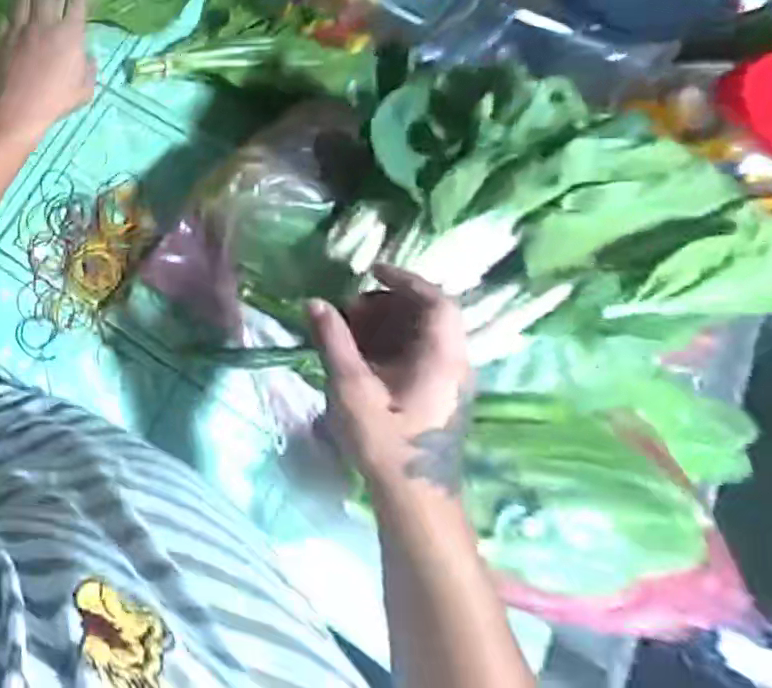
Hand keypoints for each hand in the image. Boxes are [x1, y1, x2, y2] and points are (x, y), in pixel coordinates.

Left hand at [0, 0, 95, 141]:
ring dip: (29, 2)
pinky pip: (5, 18)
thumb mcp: (84, 90)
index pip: (77, 0)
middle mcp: (45, 24)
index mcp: (70, 33)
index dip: (78, 0)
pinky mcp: (1, 37)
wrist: (20, 110)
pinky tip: (13, 29)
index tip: (77, 6)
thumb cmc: (56, 101)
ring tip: (30, 12)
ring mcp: (20, 28)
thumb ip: (90, 69)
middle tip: (52, 9)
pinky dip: (10, 21)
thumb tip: (88, 57)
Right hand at [308, 266, 471, 497]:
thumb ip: (335, 341)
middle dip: (388, 302)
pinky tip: (363, 355)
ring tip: (351, 329)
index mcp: (443, 358)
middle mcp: (455, 365)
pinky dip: (393, 342)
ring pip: (425, 334)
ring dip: (389, 322)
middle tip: (352, 307)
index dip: (406, 279)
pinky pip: (421, 353)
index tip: (372, 271)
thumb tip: (315, 302)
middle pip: (429, 315)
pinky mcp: (441, 396)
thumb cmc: (386, 442)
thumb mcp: (352, 389)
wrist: (415, 501)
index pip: (437, 302)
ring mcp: (451, 382)